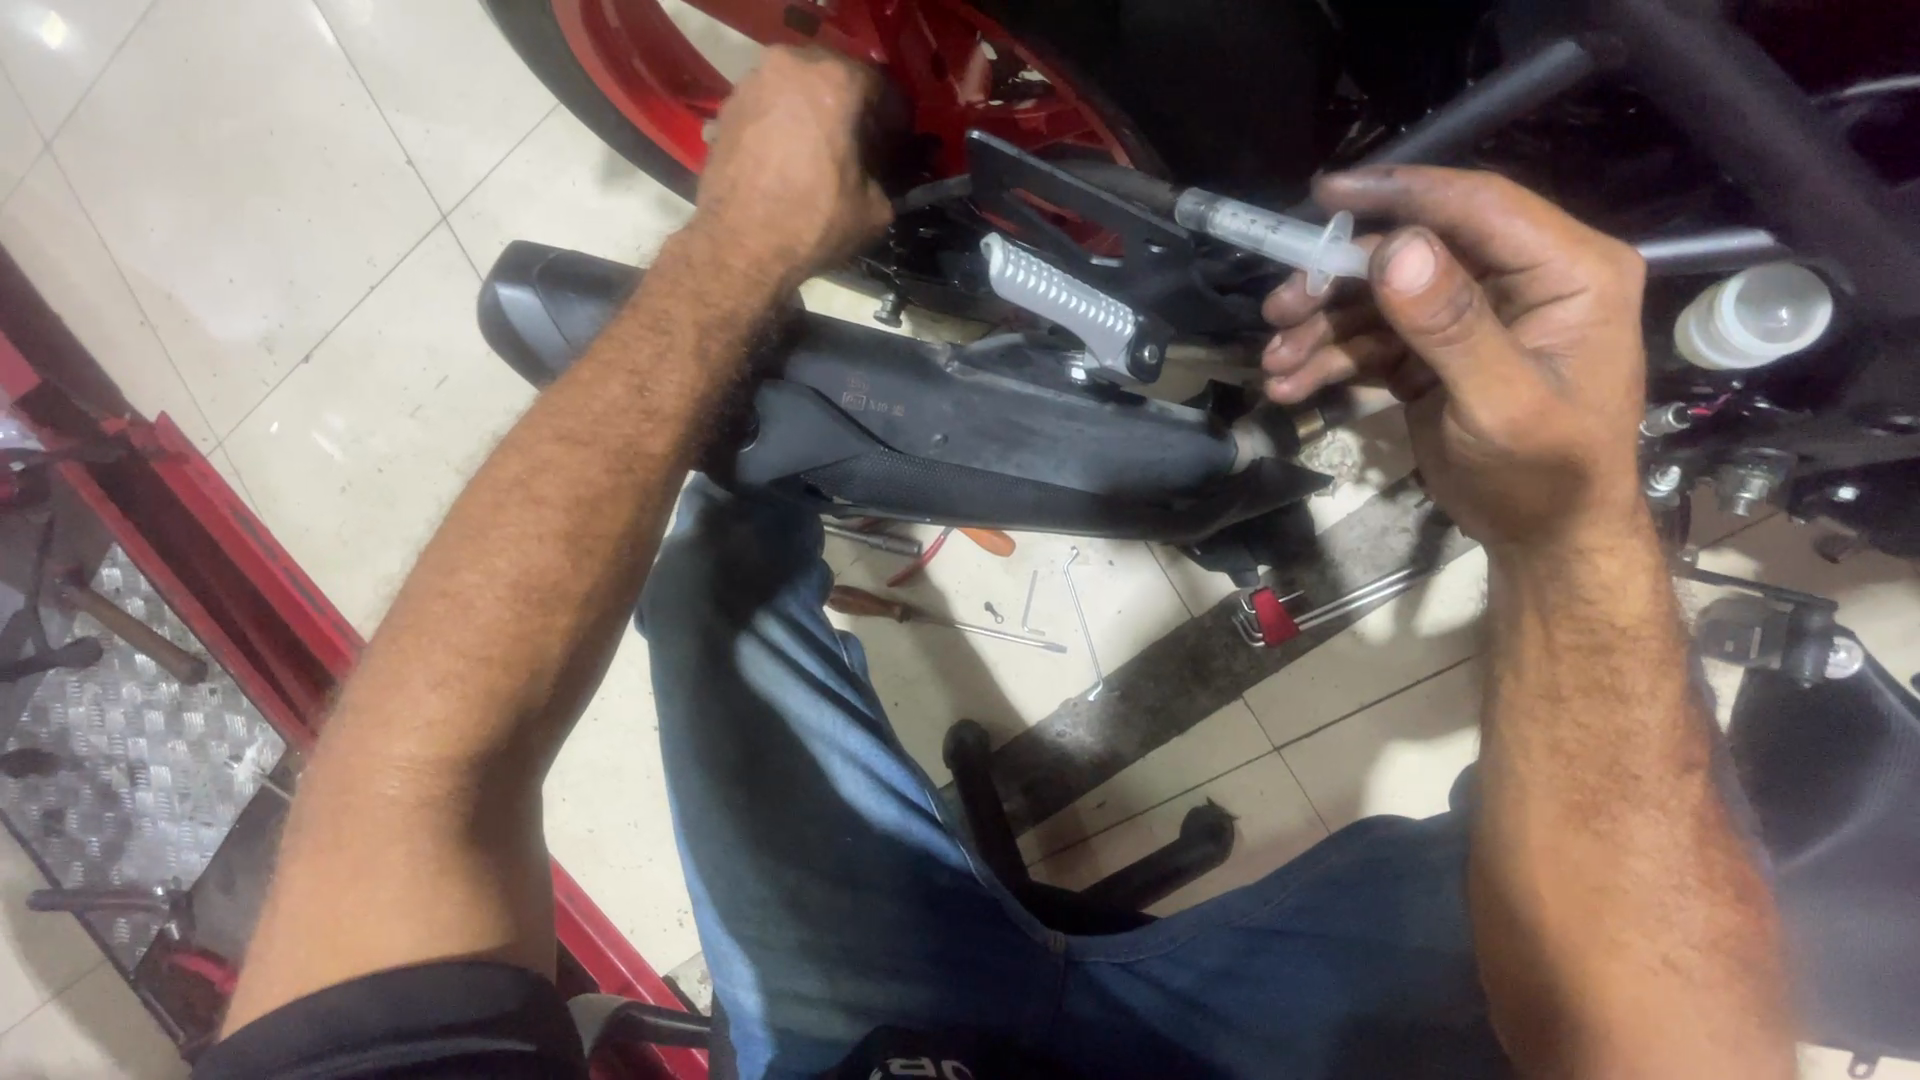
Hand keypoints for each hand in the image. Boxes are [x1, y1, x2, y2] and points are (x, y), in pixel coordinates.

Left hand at [689, 46, 893, 287]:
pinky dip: (783, 125)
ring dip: (814, 114)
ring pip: (798, 89)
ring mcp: (753, 82)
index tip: (895, 145)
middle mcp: (791, 66)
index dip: (894, 120)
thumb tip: (880, 175)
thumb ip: (887, 179)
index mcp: (836, 81)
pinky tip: (788, 159)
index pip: (881, 87)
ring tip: (819, 153)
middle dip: (851, 109)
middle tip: (858, 146)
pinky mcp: (727, 107)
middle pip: (835, 79)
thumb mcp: (876, 210)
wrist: (740, 246)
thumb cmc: (813, 223)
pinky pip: (769, 107)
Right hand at [1261, 167, 1648, 552]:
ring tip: (1276, 365)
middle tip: (1279, 310)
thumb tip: (1396, 253)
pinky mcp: (1432, 354)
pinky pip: (1370, 341)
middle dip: (1336, 283)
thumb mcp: (1502, 405)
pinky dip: (1328, 361)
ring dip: (1321, 330)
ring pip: (1378, 300)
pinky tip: (1292, 386)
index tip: (1324, 195)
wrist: (1542, 535)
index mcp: (1564, 272)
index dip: (1399, 194)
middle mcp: (1516, 281)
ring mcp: (1470, 318)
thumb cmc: (1546, 474)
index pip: (1476, 208)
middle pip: (1409, 255)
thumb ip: (1455, 328)